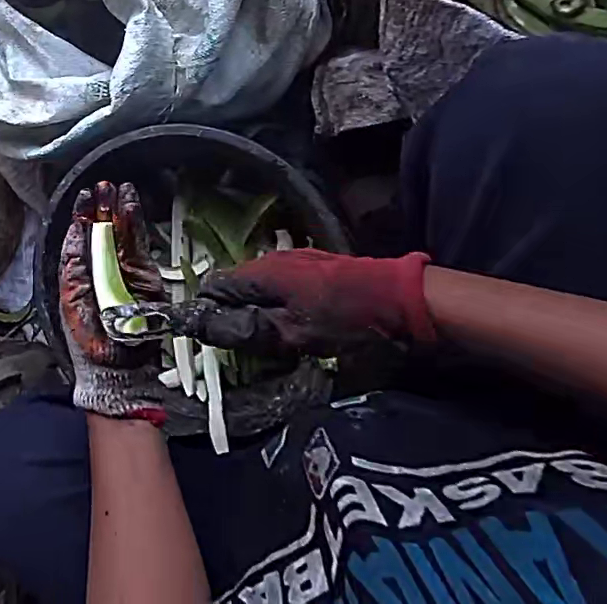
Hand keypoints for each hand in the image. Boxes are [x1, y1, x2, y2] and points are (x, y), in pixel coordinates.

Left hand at [59, 182, 168, 422]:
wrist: (119, 368)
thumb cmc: (90, 342)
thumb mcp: (71, 300)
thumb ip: (73, 264)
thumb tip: (73, 232)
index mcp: (80, 273)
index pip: (81, 237)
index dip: (83, 215)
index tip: (84, 197)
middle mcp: (102, 268)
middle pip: (102, 230)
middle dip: (101, 208)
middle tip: (101, 187)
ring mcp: (125, 270)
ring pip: (121, 233)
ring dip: (118, 210)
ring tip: (116, 189)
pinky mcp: (145, 275)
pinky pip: (139, 244)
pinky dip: (135, 223)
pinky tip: (130, 206)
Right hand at [182, 249, 435, 356]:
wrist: (402, 299)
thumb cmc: (344, 320)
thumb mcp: (293, 334)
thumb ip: (248, 329)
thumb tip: (204, 325)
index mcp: (260, 272)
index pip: (213, 286)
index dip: (207, 312)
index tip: (214, 339)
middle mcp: (270, 259)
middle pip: (235, 287)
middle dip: (234, 314)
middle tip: (246, 347)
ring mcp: (293, 260)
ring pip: (259, 287)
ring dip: (258, 311)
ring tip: (271, 340)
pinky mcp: (312, 266)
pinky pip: (280, 285)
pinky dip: (278, 304)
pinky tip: (294, 324)